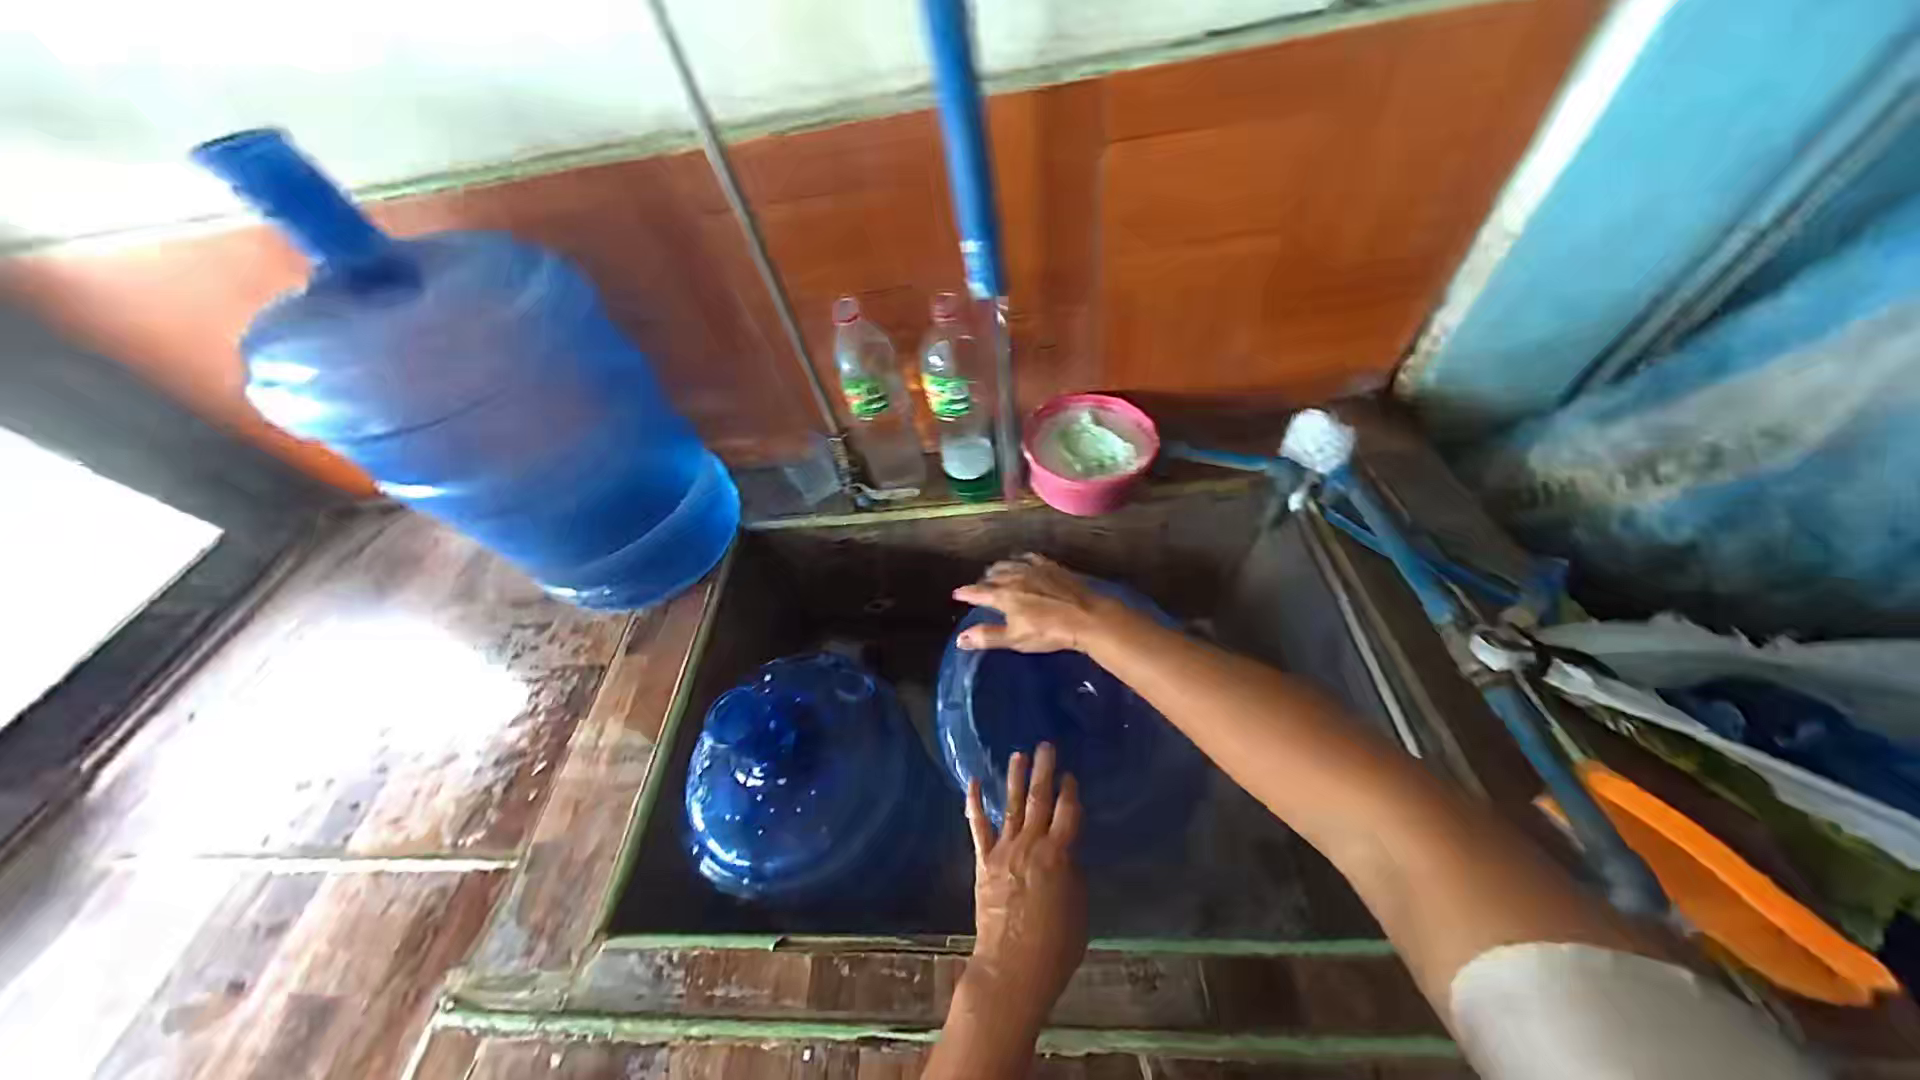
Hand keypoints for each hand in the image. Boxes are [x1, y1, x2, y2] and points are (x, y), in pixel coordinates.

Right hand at [951, 554, 1119, 653]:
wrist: (1086, 616)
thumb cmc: (1048, 632)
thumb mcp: (1015, 639)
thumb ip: (987, 637)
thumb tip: (960, 638)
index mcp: (1003, 595)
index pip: (978, 592)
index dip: (966, 593)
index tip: (957, 594)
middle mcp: (1015, 577)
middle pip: (993, 575)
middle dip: (983, 581)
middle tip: (978, 587)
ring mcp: (1034, 569)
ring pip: (1009, 564)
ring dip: (999, 569)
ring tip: (995, 572)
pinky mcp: (1051, 566)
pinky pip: (1029, 558)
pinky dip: (1020, 560)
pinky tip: (1022, 562)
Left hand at [963, 742, 1087, 1029]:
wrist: (1012, 968)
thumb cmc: (1055, 946)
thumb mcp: (1078, 909)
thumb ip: (1073, 873)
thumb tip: (1066, 852)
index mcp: (1059, 856)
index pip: (1068, 813)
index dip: (1071, 792)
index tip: (1070, 774)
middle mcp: (1031, 845)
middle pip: (1040, 800)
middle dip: (1045, 771)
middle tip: (1046, 746)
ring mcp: (1005, 851)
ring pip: (1011, 806)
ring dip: (1015, 778)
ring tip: (1018, 754)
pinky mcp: (984, 861)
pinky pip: (978, 827)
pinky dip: (974, 803)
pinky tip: (973, 783)